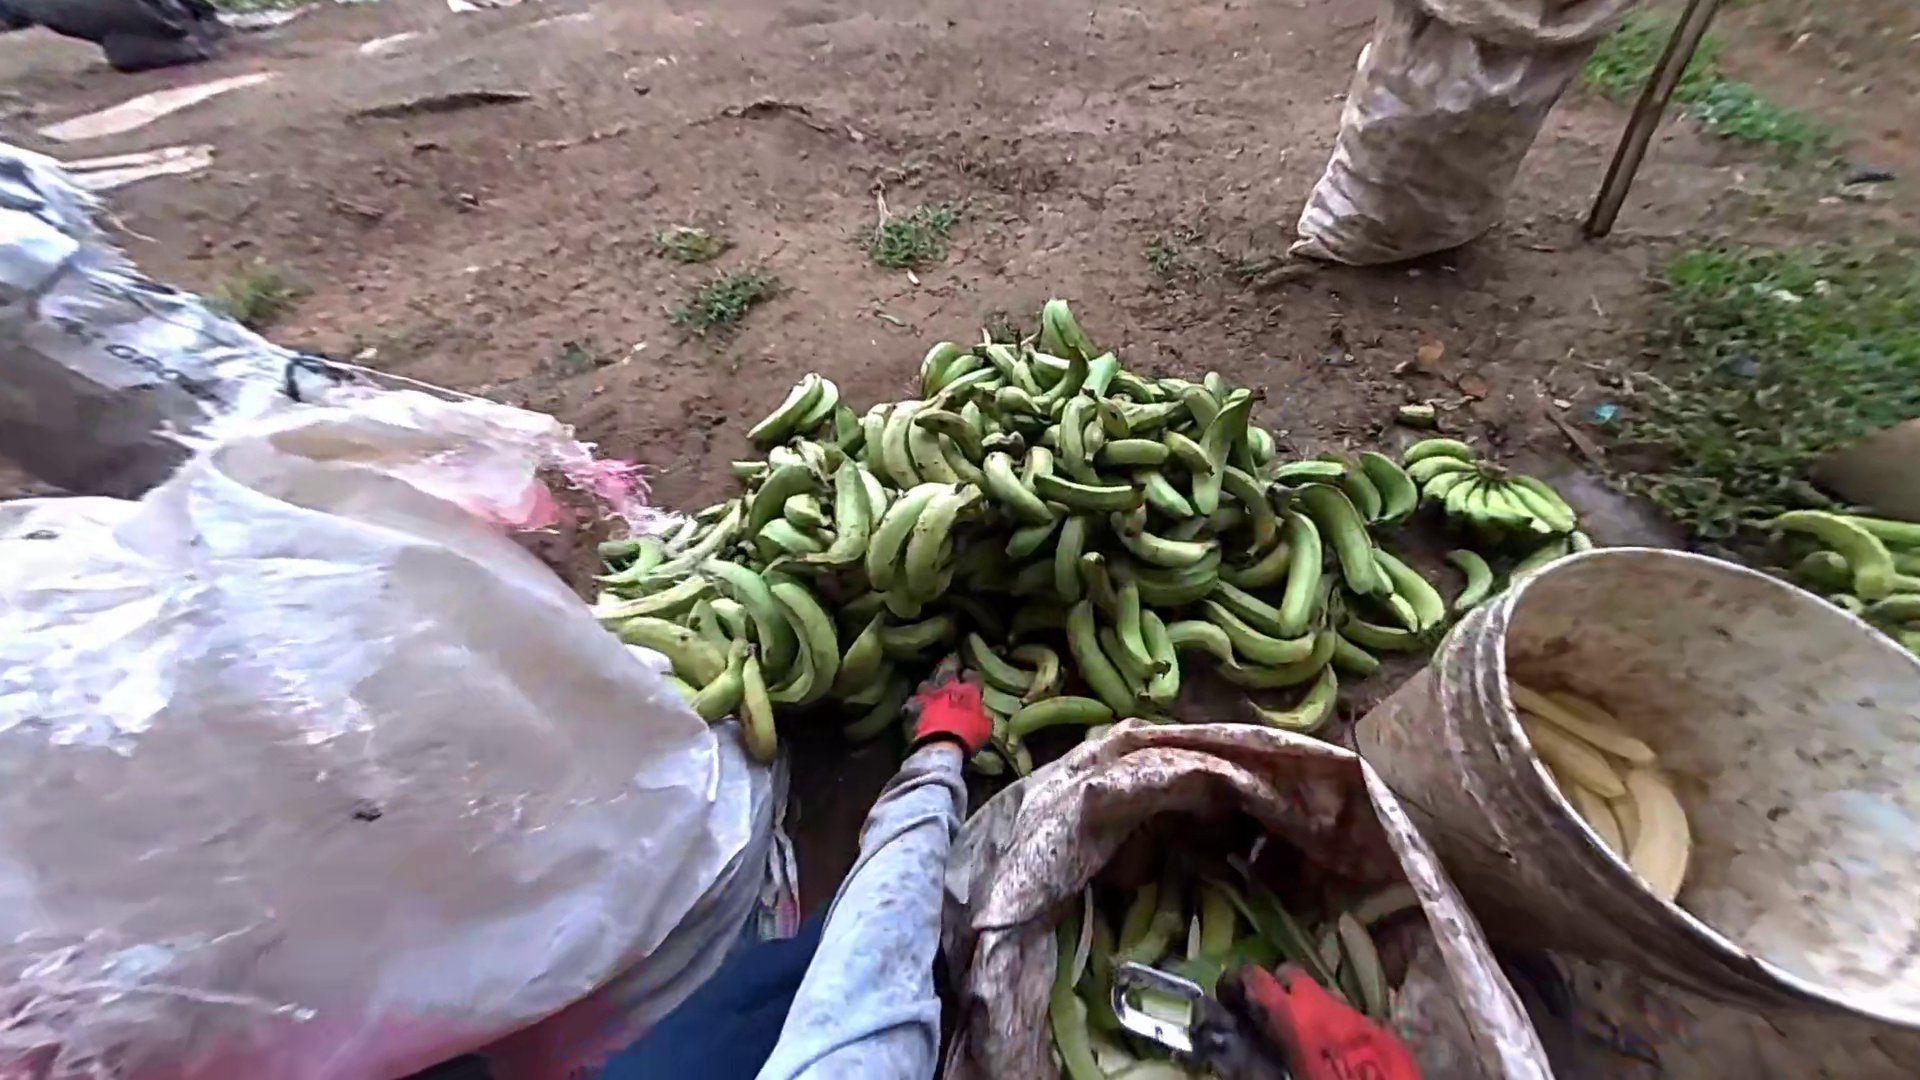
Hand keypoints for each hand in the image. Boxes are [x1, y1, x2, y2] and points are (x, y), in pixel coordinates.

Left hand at [906, 656, 993, 755]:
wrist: (941, 747)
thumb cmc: (968, 737)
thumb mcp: (985, 728)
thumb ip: (983, 716)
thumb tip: (983, 713)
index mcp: (968, 691)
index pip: (972, 675)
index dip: (972, 674)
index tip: (970, 674)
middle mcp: (948, 688)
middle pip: (948, 669)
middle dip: (950, 663)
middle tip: (951, 660)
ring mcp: (929, 696)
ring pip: (927, 682)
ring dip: (929, 684)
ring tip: (930, 685)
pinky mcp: (915, 707)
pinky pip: (913, 701)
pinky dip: (914, 703)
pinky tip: (914, 705)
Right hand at [1218, 964, 1421, 1079]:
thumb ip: (1256, 1064)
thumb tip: (1228, 1047)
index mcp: (1293, 1018)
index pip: (1253, 977)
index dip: (1237, 983)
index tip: (1229, 999)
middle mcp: (1323, 1005)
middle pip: (1291, 974)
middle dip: (1279, 988)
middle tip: (1274, 1018)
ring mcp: (1359, 1017)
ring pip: (1325, 996)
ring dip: (1313, 1009)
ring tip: (1311, 1041)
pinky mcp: (1389, 1037)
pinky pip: (1355, 1020)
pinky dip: (1343, 1030)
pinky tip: (1345, 1057)